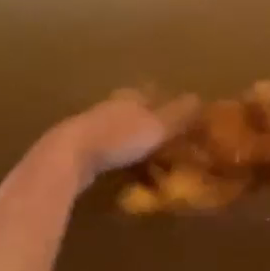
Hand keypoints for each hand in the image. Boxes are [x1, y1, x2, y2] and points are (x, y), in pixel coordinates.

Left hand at [49, 90, 199, 185]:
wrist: (69, 158)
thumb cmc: (118, 137)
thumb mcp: (156, 127)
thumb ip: (179, 115)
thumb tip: (200, 99)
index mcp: (130, 96)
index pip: (154, 94)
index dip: (169, 105)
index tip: (184, 119)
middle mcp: (112, 106)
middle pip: (137, 113)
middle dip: (153, 126)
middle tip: (172, 144)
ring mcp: (93, 128)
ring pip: (122, 133)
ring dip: (137, 145)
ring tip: (154, 163)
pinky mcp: (81, 150)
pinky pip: (110, 153)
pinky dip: (123, 161)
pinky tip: (130, 176)